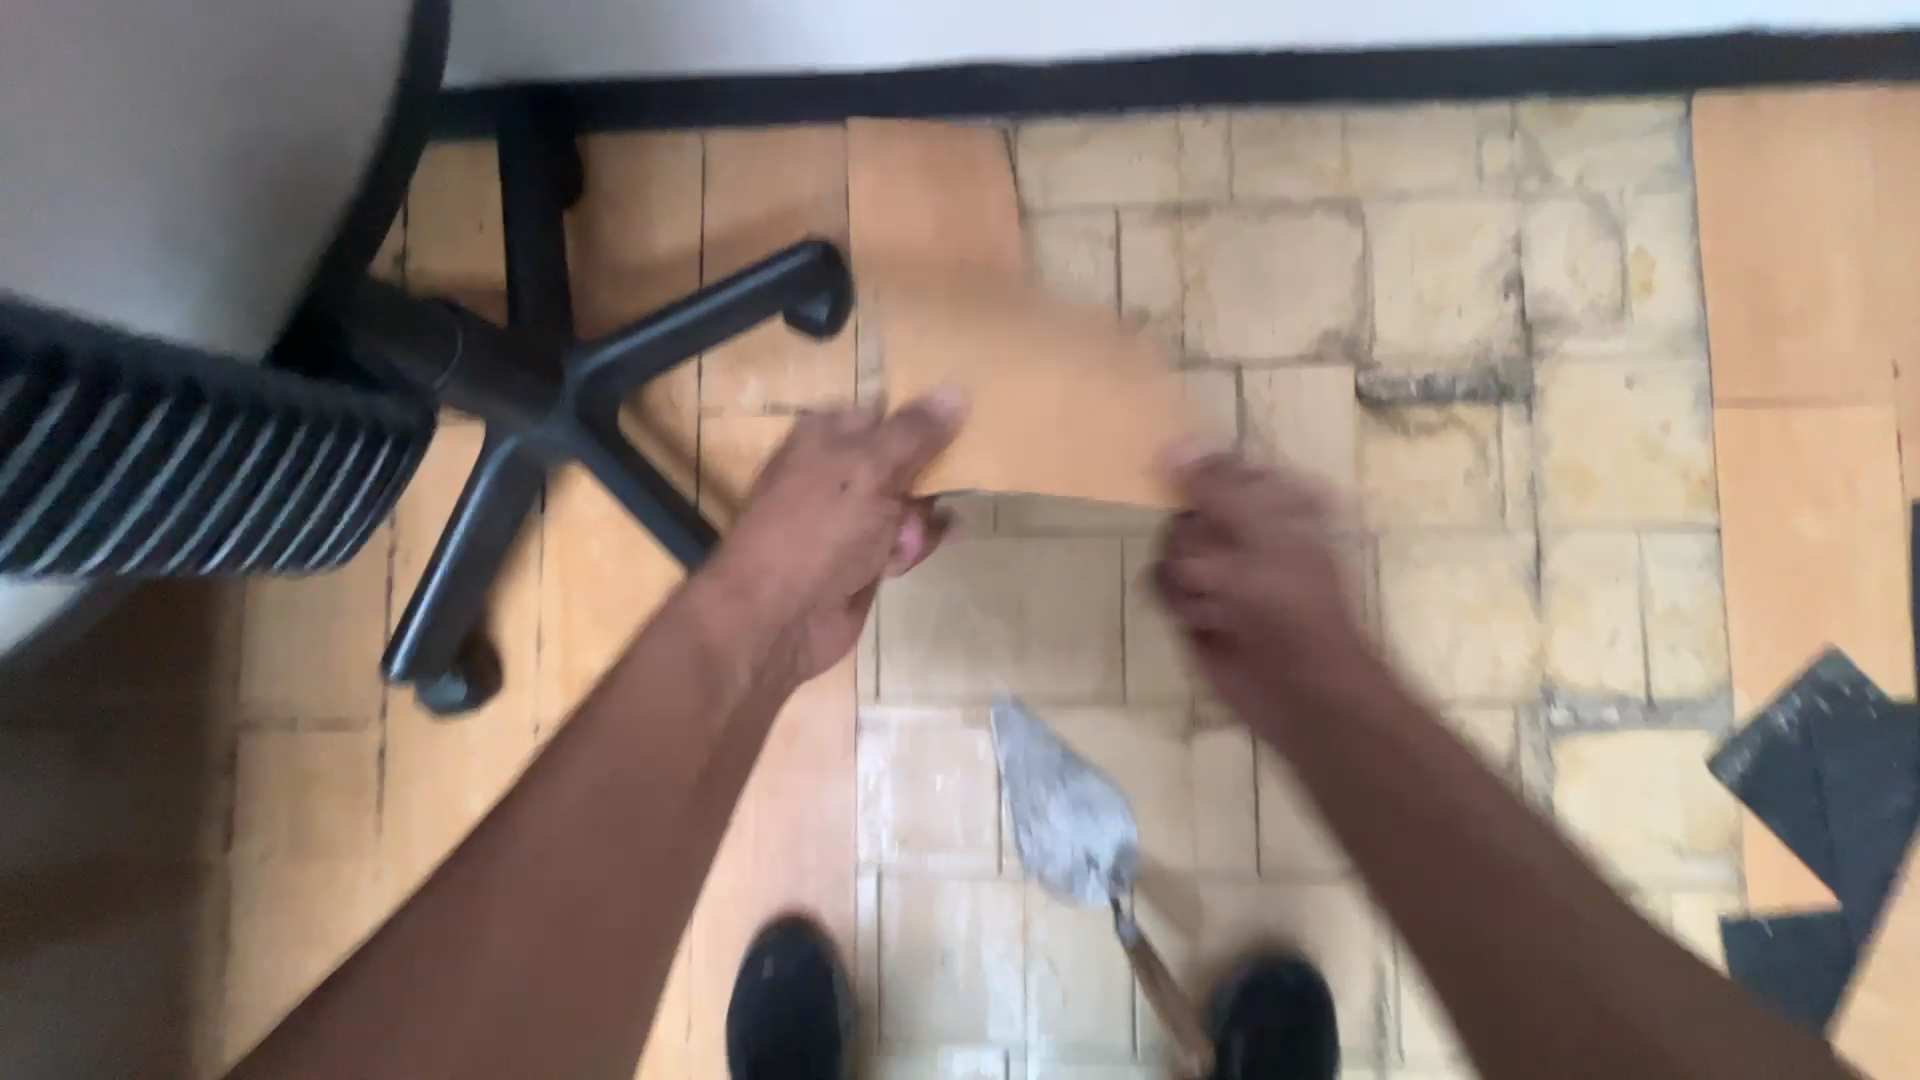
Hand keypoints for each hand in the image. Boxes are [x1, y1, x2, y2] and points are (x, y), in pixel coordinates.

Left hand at [707, 390, 967, 682]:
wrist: (779, 617)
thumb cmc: (818, 528)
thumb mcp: (869, 469)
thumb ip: (915, 432)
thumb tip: (956, 390)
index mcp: (828, 434)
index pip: (887, 411)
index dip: (924, 418)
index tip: (965, 424)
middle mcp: (838, 471)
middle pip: (905, 459)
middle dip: (930, 476)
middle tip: (944, 489)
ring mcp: (851, 518)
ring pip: (910, 503)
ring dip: (923, 518)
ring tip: (910, 539)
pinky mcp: (864, 558)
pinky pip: (904, 540)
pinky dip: (914, 546)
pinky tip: (911, 557)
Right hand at [1151, 450, 1379, 714]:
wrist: (1297, 688)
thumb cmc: (1294, 606)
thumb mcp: (1262, 533)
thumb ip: (1215, 486)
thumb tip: (1173, 442)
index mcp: (1275, 497)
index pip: (1218, 465)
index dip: (1200, 481)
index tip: (1192, 499)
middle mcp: (1244, 525)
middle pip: (1184, 507)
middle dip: (1198, 544)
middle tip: (1227, 571)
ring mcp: (1217, 564)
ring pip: (1168, 544)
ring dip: (1190, 579)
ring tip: (1223, 605)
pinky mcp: (1192, 599)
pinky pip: (1158, 580)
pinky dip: (1178, 602)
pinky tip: (1206, 620)